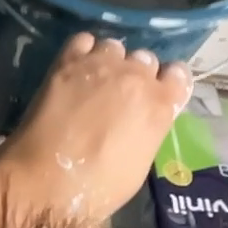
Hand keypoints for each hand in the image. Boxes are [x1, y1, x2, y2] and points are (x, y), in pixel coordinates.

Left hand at [0, 33, 192, 226]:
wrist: (48, 180)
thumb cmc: (98, 186)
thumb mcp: (140, 163)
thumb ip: (149, 128)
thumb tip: (142, 116)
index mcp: (159, 105)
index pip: (179, 74)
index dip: (169, 82)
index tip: (159, 92)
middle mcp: (136, 76)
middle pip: (146, 59)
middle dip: (138, 73)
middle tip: (122, 94)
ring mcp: (102, 64)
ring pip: (115, 47)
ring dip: (110, 61)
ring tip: (96, 81)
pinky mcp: (69, 60)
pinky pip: (84, 41)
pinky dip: (83, 51)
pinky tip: (77, 68)